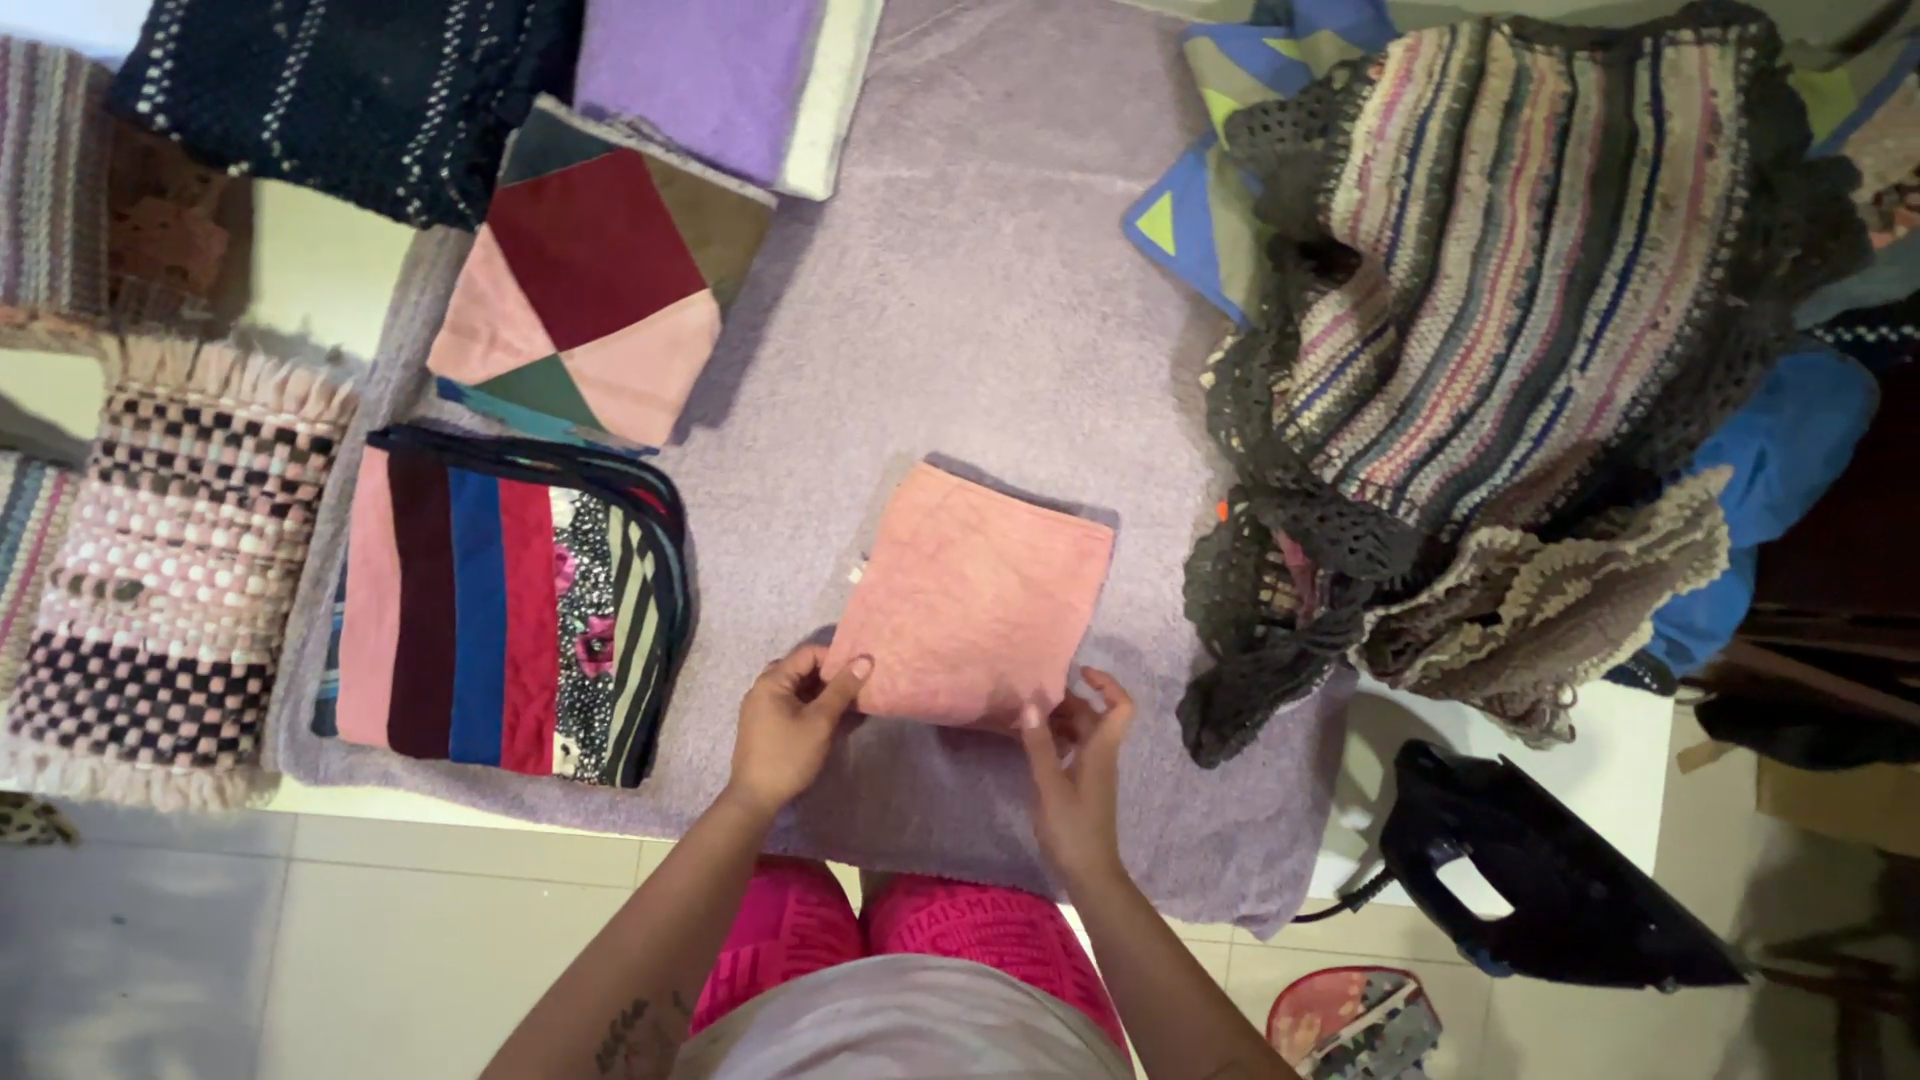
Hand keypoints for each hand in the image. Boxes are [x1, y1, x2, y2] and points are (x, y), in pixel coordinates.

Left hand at [725, 645, 870, 819]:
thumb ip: (842, 689)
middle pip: (801, 668)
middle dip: (829, 675)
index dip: (835, 658)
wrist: (756, 798)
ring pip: (797, 687)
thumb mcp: (820, 721)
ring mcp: (761, 707)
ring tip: (847, 702)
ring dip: (822, 691)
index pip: (808, 654)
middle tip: (853, 686)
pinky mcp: (764, 723)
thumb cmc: (788, 756)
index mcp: (772, 681)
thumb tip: (865, 660)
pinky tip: (829, 717)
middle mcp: (762, 688)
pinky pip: (791, 703)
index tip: (858, 671)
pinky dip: (810, 704)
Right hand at [1018, 666, 1133, 888]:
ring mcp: (1095, 771)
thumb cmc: (1072, 829)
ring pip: (1083, 733)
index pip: (1121, 706)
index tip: (1080, 673)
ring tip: (1029, 717)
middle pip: (1095, 716)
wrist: (1091, 874)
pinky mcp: (1085, 785)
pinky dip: (1058, 740)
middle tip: (1035, 697)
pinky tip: (1035, 745)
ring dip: (1061, 720)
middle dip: (1070, 700)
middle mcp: (1103, 756)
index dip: (1107, 684)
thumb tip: (1030, 703)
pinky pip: (1076, 750)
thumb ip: (1039, 745)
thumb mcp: (1049, 785)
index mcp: (1101, 750)